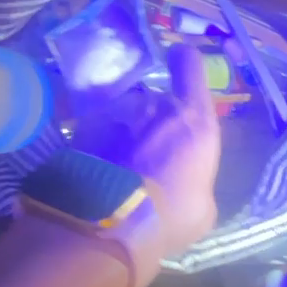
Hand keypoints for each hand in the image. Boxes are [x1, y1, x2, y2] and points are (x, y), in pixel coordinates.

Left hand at [69, 44, 221, 263]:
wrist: (107, 222)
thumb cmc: (168, 218)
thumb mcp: (202, 207)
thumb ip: (196, 178)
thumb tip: (186, 180)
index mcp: (193, 119)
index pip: (190, 65)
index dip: (186, 63)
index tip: (182, 65)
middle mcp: (155, 103)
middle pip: (156, 100)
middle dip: (153, 122)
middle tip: (149, 157)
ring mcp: (116, 110)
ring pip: (126, 113)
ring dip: (126, 132)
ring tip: (121, 168)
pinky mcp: (85, 124)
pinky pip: (100, 126)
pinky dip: (101, 141)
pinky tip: (99, 170)